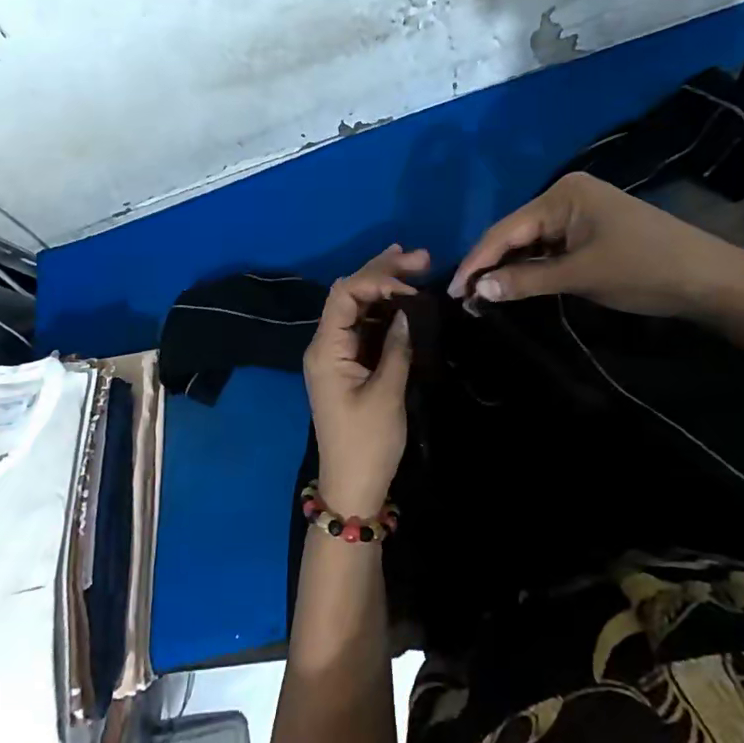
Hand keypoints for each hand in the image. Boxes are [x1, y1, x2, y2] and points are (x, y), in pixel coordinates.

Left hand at [303, 244, 427, 517]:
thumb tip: (408, 311)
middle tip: (419, 256)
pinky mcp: (347, 366)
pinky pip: (362, 328)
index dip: (376, 280)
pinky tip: (404, 300)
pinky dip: (383, 311)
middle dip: (380, 273)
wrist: (353, 486)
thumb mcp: (387, 394)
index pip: (344, 295)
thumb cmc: (368, 443)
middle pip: (348, 296)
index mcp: (326, 349)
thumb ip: (397, 347)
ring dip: (382, 288)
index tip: (412, 283)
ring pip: (356, 309)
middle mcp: (324, 345)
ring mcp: (335, 355)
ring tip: (415, 267)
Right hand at [448, 172, 743, 317]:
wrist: (710, 279)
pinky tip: (511, 285)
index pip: (506, 230)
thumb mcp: (581, 277)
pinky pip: (547, 246)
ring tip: (480, 295)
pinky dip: (530, 267)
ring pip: (528, 241)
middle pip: (514, 232)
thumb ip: (526, 281)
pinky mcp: (587, 228)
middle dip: (489, 265)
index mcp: (562, 194)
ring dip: (507, 268)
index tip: (452, 290)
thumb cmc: (645, 270)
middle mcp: (564, 194)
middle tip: (463, 297)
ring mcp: (577, 211)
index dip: (477, 261)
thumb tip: (477, 289)